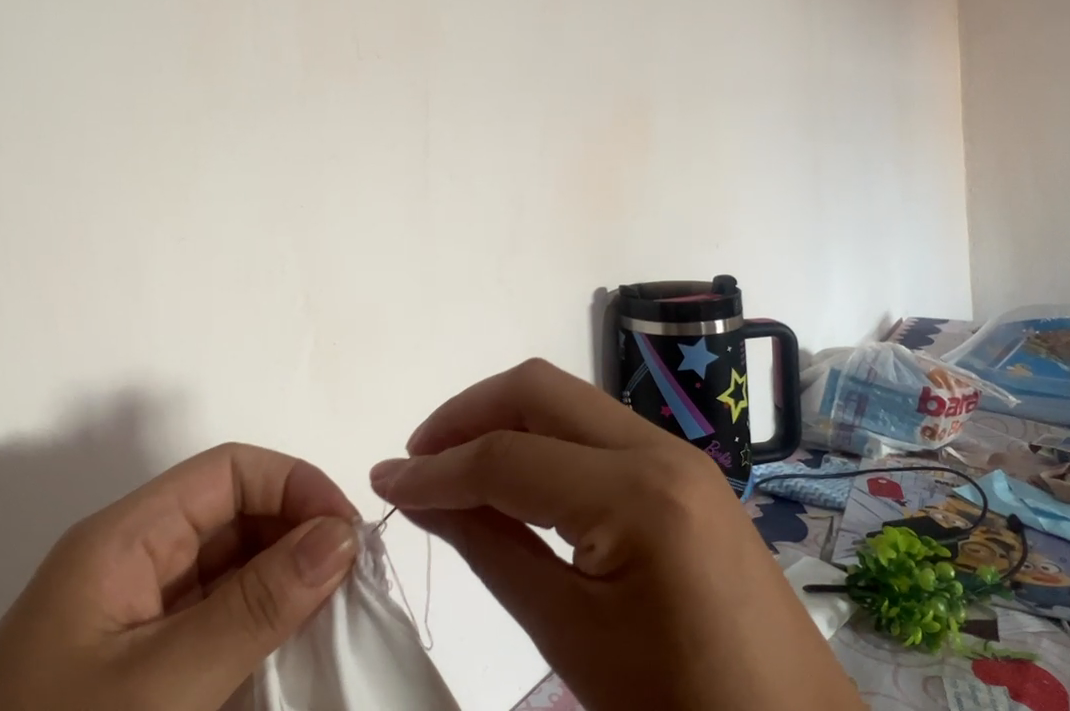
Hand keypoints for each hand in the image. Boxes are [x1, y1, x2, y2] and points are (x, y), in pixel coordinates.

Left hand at [0, 443, 360, 710]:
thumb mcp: (163, 684)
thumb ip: (256, 606)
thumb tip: (340, 534)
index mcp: (120, 540)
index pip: (227, 471)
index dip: (295, 486)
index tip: (348, 538)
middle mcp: (127, 561)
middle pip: (231, 513)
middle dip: (298, 534)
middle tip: (353, 586)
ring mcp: (131, 615)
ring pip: (228, 567)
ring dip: (285, 582)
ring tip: (335, 618)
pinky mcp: (137, 662)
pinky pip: (213, 619)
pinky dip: (259, 626)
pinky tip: (292, 651)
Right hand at [371, 359, 862, 710]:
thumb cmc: (676, 704)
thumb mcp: (570, 635)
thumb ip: (491, 549)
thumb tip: (420, 494)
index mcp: (636, 493)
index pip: (508, 456)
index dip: (435, 468)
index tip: (380, 482)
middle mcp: (661, 449)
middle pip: (540, 390)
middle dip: (468, 414)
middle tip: (418, 460)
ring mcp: (682, 456)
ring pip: (571, 402)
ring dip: (506, 422)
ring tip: (454, 468)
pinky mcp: (689, 475)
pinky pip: (599, 433)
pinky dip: (546, 442)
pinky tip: (517, 482)